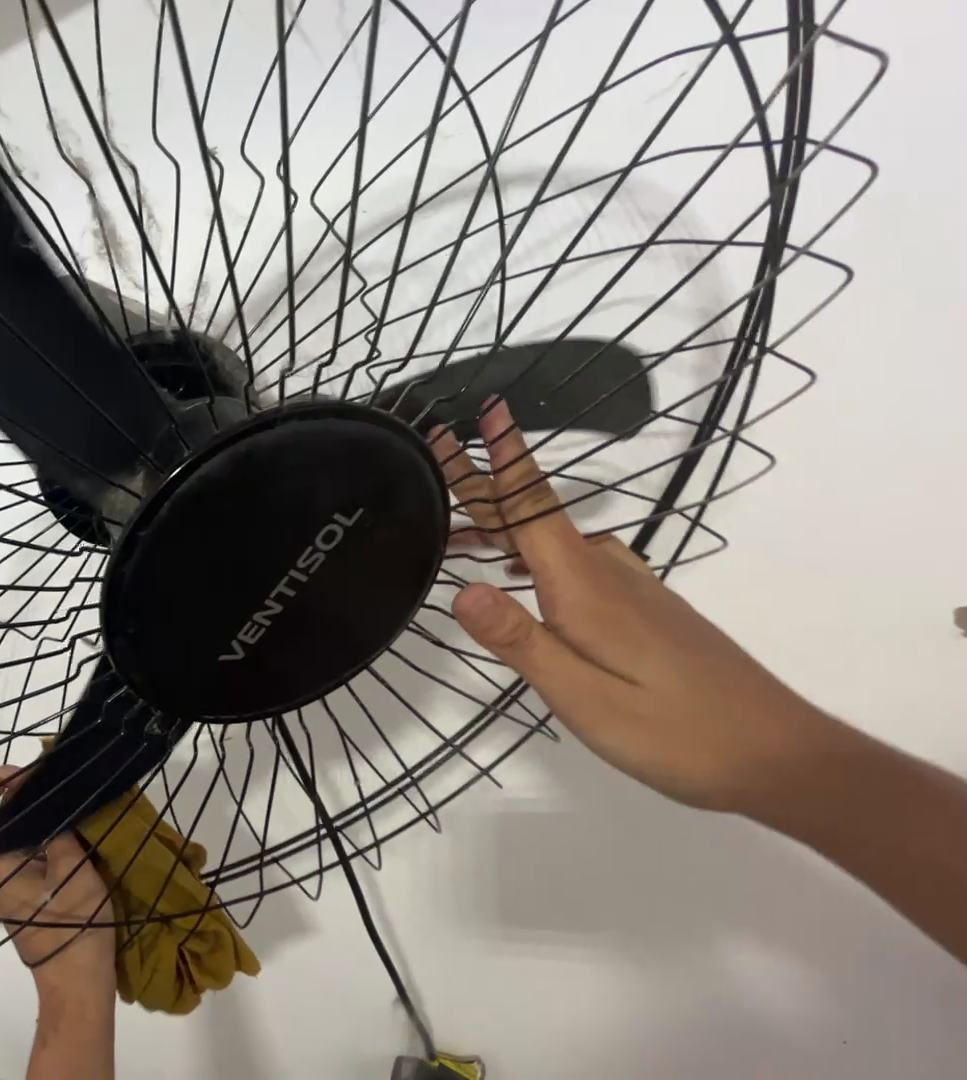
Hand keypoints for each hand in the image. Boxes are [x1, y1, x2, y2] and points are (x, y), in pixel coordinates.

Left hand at [0, 766, 116, 999]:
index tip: (31, 772)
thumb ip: (60, 831)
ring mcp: (13, 876)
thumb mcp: (73, 871)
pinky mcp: (31, 885)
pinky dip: (50, 829)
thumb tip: (54, 798)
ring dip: (42, 809)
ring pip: (19, 828)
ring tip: (70, 793)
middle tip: (58, 777)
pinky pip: (34, 846)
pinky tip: (77, 822)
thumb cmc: (72, 929)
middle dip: (26, 789)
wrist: (78, 985)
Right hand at [432, 402, 837, 813]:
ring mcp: (630, 589)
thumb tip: (462, 590)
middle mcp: (607, 573)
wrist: (782, 757)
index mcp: (584, 586)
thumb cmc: (674, 730)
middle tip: (435, 470)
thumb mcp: (582, 695)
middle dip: (484, 488)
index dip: (505, 458)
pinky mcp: (642, 609)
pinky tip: (519, 578)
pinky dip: (531, 554)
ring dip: (500, 529)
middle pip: (534, 516)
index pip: (531, 507)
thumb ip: (521, 641)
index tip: (485, 409)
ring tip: (455, 540)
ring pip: (551, 541)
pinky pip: (573, 563)